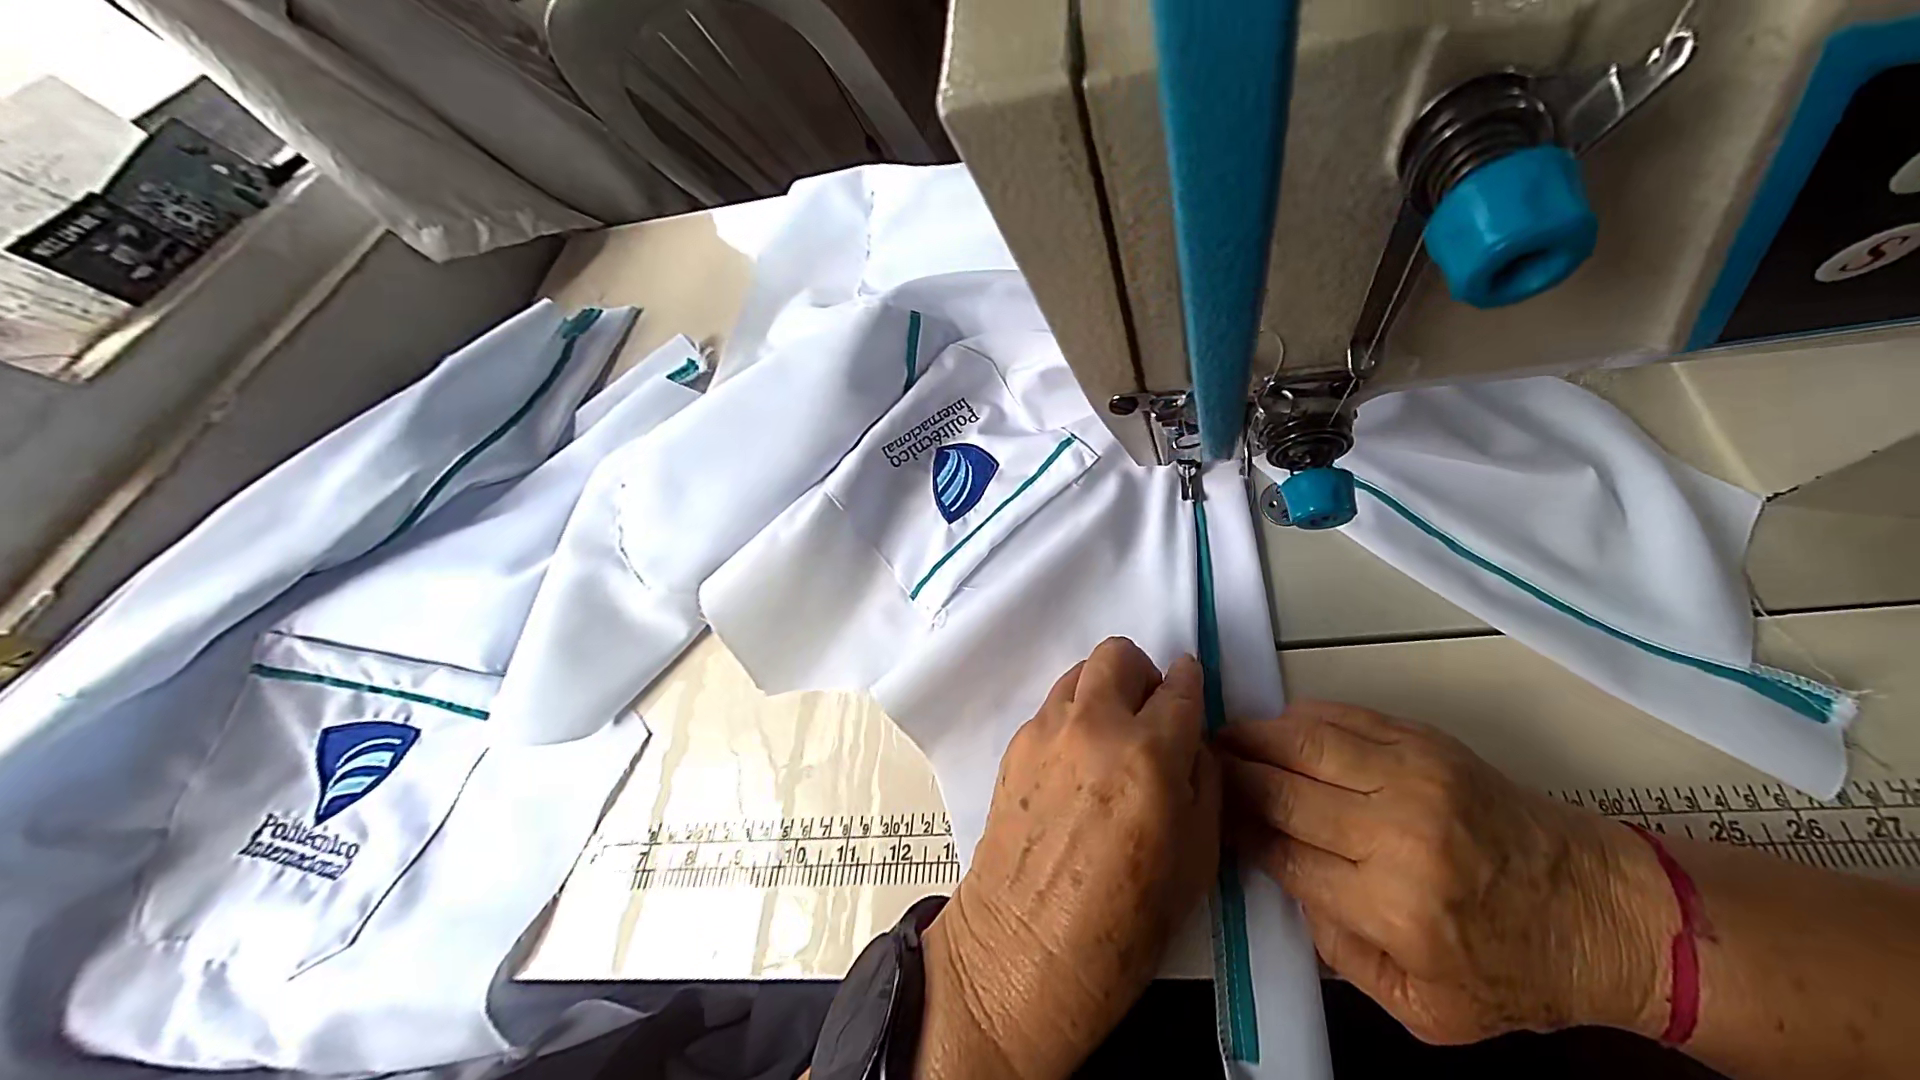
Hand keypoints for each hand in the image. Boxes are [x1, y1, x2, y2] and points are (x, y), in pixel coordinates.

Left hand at [917, 638, 1220, 1079]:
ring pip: (1079, 674)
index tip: (1190, 685)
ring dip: (1103, 691)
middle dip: (1141, 672)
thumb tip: (1190, 741)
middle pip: (1117, 654)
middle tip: (1149, 708)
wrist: (1024, 949)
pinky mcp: (1014, 746)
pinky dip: (1072, 719)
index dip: (1190, 682)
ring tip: (1110, 736)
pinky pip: (1050, 709)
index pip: (1179, 687)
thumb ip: (1202, 781)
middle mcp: (1093, 728)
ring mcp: (1046, 732)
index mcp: (1149, 755)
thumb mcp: (1198, 858)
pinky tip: (1076, 766)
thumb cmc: (1124, 922)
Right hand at [1219, 701, 1670, 1043]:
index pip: (1276, 851)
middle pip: (1276, 790)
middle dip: (1228, 778)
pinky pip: (1338, 715)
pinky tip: (1276, 731)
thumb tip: (1278, 877)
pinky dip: (1295, 720)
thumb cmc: (1512, 968)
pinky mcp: (1425, 743)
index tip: (1209, 819)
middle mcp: (1394, 833)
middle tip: (1199, 769)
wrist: (1605, 912)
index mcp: (1389, 906)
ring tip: (1223, 740)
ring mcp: (1411, 776)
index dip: (1232, 831)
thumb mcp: (1423, 1008)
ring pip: (1298, 740)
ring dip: (1249, 738)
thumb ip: (1335, 951)